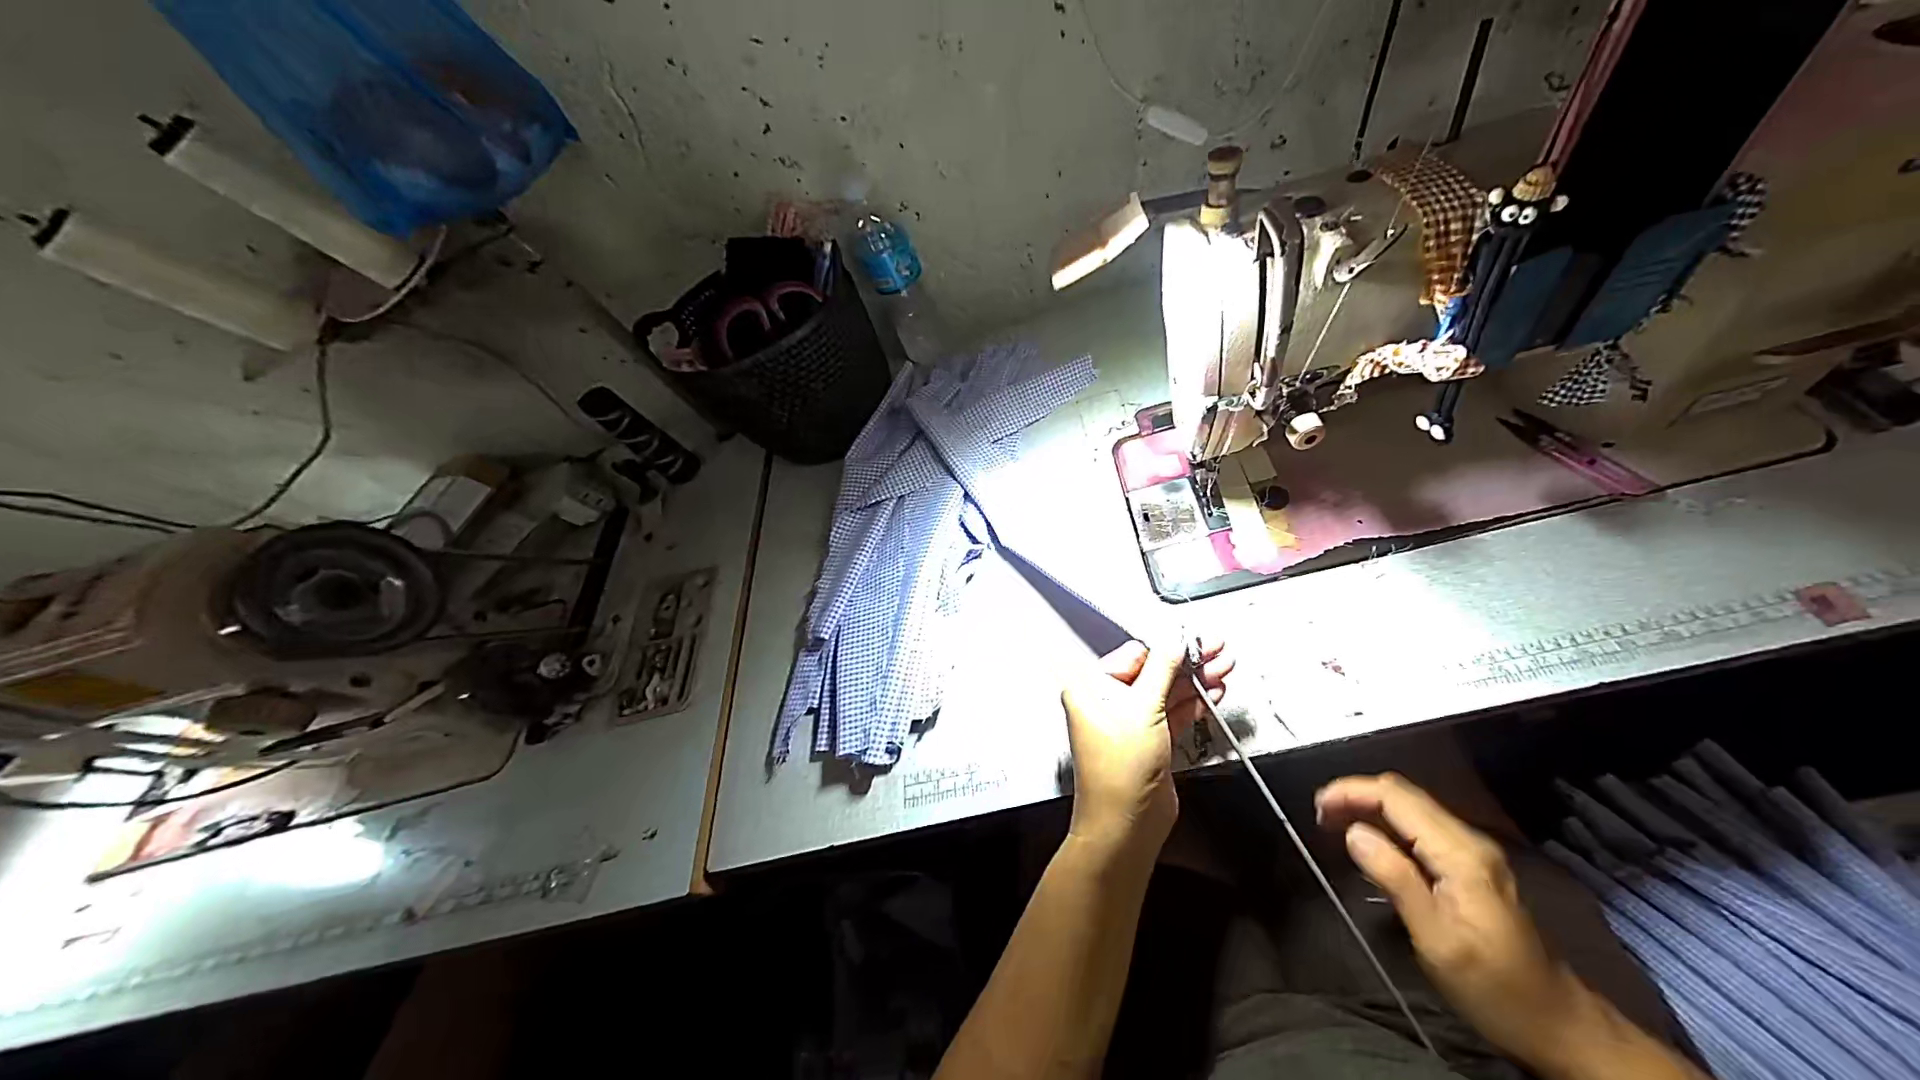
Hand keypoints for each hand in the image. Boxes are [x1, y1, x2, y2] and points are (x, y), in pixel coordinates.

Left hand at [1061, 638, 1231, 857]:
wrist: (1126, 823)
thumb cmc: (1118, 771)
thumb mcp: (1144, 709)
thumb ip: (1163, 671)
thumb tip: (1174, 641)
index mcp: (1091, 688)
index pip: (1133, 655)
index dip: (1166, 646)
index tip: (1193, 638)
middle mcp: (1107, 702)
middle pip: (1152, 672)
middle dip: (1186, 662)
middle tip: (1215, 649)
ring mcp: (1129, 722)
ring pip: (1166, 692)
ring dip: (1195, 680)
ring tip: (1222, 665)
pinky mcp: (1149, 741)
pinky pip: (1173, 713)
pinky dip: (1193, 703)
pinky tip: (1213, 690)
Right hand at [1315, 773, 1587, 1067]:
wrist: (1560, 1024)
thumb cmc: (1494, 988)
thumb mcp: (1437, 939)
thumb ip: (1395, 879)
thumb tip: (1352, 831)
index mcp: (1461, 854)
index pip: (1396, 797)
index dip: (1351, 791)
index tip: (1316, 808)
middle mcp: (1469, 841)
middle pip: (1403, 794)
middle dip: (1355, 795)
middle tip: (1319, 817)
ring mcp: (1473, 852)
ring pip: (1410, 807)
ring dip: (1368, 808)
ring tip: (1333, 826)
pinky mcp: (1471, 865)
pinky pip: (1420, 827)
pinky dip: (1386, 824)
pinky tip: (1368, 842)